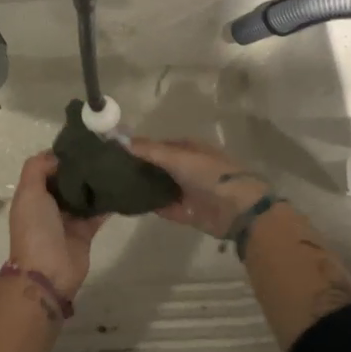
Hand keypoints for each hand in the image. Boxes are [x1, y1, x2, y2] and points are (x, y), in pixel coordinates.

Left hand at [8, 152, 107, 297]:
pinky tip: (121, 187)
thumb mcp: (28, 193)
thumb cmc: (35, 229)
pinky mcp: (85, 231)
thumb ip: (37, 168)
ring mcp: (67, 219)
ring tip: (115, 164)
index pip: (46, 167)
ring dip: (95, 183)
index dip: (61, 156)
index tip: (82, 143)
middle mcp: (48, 204)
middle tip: (104, 151)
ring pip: (83, 195)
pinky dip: (108, 203)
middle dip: (81, 167)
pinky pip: (98, 213)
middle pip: (66, 180)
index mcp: (32, 194)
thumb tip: (57, 156)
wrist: (48, 272)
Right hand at [130, 137, 271, 238]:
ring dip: (145, 187)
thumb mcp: (177, 157)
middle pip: (159, 167)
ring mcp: (189, 191)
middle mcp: (188, 168)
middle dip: (141, 169)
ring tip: (117, 188)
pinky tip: (132, 205)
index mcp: (190, 149)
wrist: (237, 209)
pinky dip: (152, 206)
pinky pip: (165, 207)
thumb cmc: (209, 175)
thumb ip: (149, 150)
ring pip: (161, 187)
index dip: (141, 147)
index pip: (160, 145)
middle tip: (113, 172)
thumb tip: (120, 140)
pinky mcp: (188, 212)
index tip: (117, 152)